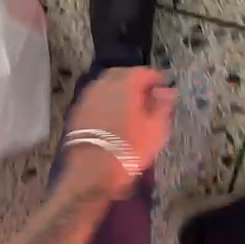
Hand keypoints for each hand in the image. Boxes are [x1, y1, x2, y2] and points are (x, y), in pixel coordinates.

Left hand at [62, 67, 176, 195]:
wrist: (91, 171)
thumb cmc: (129, 149)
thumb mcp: (156, 129)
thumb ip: (162, 105)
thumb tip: (167, 91)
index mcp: (125, 84)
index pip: (144, 72)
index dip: (157, 79)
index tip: (164, 90)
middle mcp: (104, 84)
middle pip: (122, 74)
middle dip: (135, 81)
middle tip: (147, 97)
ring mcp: (87, 97)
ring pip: (106, 86)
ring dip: (119, 91)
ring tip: (130, 107)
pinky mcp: (77, 112)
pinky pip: (96, 99)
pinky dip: (106, 102)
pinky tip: (113, 116)